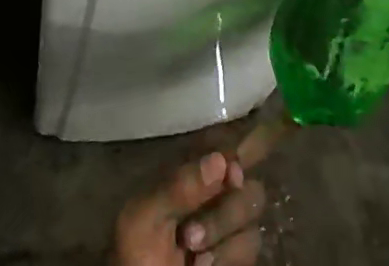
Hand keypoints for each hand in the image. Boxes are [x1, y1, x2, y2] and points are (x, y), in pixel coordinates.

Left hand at [113, 151, 265, 265]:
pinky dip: (230, 255)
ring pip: (253, 203)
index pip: (220, 136)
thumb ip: (179, 187)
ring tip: (193, 252)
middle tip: (194, 229)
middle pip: (244, 171)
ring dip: (222, 229)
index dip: (238, 136)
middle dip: (225, 202)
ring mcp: (227, 219)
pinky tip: (204, 265)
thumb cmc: (135, 256)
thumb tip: (221, 161)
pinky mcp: (238, 251)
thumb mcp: (143, 219)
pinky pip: (253, 240)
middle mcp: (211, 186)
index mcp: (185, 168)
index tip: (234, 165)